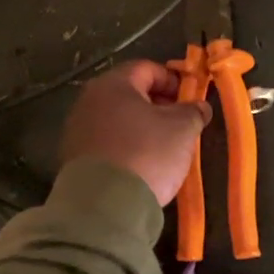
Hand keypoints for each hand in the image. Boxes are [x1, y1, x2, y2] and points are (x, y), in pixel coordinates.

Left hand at [59, 61, 211, 203]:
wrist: (105, 205)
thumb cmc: (147, 154)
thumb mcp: (182, 129)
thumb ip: (193, 111)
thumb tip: (199, 106)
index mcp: (114, 84)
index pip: (147, 68)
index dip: (173, 80)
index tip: (190, 99)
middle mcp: (89, 100)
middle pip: (130, 93)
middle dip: (158, 104)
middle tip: (180, 122)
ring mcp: (77, 129)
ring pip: (118, 119)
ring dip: (142, 127)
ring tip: (164, 146)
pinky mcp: (74, 157)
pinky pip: (107, 142)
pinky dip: (126, 146)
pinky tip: (142, 164)